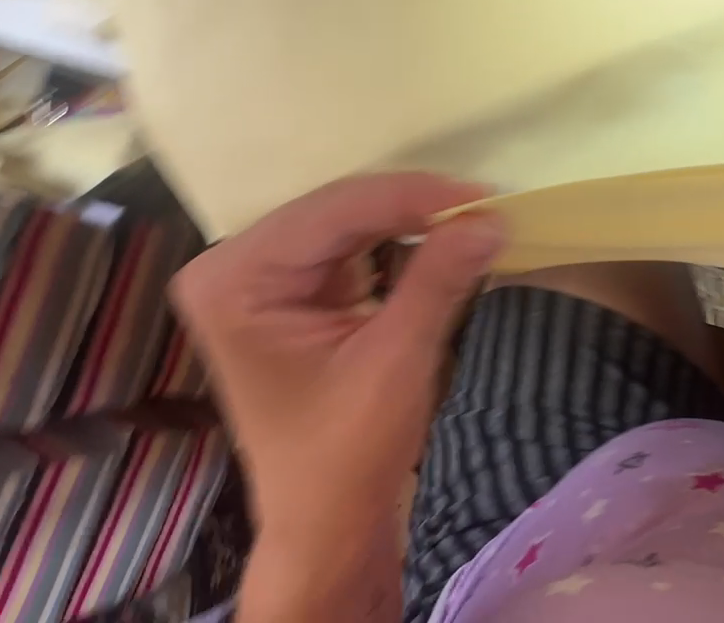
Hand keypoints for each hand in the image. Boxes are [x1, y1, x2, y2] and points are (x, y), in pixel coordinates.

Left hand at [169, 174, 504, 543]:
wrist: (324, 526)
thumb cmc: (345, 458)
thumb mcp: (396, 362)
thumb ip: (438, 279)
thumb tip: (490, 217)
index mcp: (234, 279)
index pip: (332, 212)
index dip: (411, 197)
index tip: (482, 196)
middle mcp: (233, 264)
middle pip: (335, 209)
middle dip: (412, 205)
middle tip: (482, 204)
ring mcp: (256, 273)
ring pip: (345, 218)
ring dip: (407, 217)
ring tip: (469, 214)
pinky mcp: (286, 286)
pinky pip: (347, 242)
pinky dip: (395, 238)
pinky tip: (436, 231)